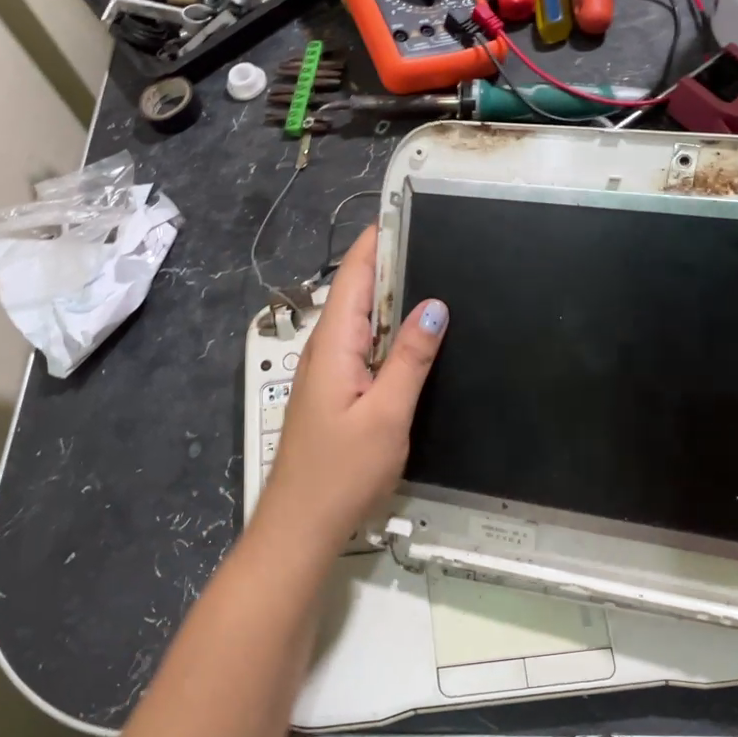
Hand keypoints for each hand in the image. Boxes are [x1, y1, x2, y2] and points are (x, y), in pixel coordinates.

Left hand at [253, 227, 447, 549]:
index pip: (354, 274)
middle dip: (392, 264)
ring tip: (434, 279)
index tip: (407, 210)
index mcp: (334, 343)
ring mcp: (327, 370)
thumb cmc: (342, 472)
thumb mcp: (388, 413)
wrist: (300, 526)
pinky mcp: (334, 391)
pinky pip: (362, 345)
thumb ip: (411, 357)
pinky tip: (413, 336)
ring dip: (392, 298)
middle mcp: (325, 347)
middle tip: (436, 243)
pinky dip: (387, 330)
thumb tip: (435, 305)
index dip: (378, 239)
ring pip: (361, 319)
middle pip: (358, 291)